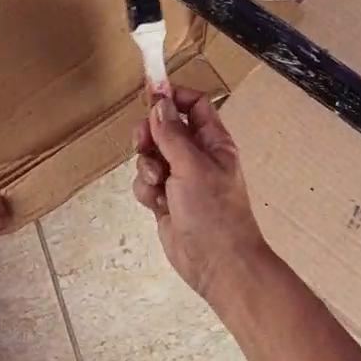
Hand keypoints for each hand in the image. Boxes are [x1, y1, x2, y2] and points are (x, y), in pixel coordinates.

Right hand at [132, 86, 272, 304]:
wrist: (217, 265)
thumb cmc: (214, 212)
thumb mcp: (192, 166)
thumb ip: (172, 134)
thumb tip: (159, 102)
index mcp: (213, 142)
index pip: (194, 106)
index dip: (172, 97)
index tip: (149, 95)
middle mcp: (196, 156)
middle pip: (165, 128)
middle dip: (149, 134)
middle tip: (142, 141)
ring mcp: (180, 179)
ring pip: (150, 156)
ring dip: (147, 166)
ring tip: (158, 182)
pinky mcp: (165, 200)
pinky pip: (145, 182)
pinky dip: (146, 190)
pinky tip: (157, 203)